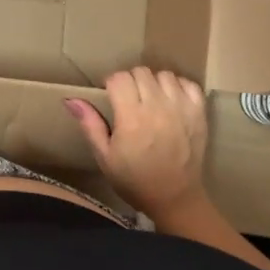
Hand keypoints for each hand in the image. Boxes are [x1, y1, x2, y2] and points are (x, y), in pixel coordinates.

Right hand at [65, 67, 207, 217]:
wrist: (174, 197)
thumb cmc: (133, 179)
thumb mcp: (104, 156)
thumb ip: (89, 124)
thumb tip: (70, 99)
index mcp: (131, 118)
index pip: (119, 78)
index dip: (111, 84)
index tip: (111, 96)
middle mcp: (157, 108)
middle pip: (141, 72)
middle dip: (131, 81)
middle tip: (129, 99)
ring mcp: (182, 109)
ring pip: (164, 75)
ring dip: (154, 83)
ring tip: (150, 100)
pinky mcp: (199, 114)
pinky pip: (189, 84)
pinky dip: (178, 87)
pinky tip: (170, 101)